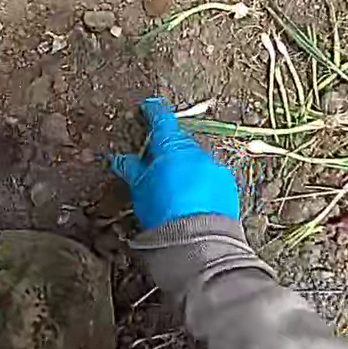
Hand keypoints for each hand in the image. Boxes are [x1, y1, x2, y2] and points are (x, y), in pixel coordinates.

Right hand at [109, 98, 240, 229]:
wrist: (199, 242)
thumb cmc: (163, 213)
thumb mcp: (140, 189)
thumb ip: (132, 169)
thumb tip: (120, 158)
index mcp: (172, 147)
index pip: (161, 120)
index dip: (153, 111)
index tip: (147, 107)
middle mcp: (196, 151)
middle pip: (178, 142)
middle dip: (167, 150)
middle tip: (154, 164)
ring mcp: (214, 167)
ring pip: (195, 159)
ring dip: (184, 167)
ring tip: (173, 188)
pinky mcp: (227, 184)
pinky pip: (210, 175)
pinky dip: (200, 181)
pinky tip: (191, 198)